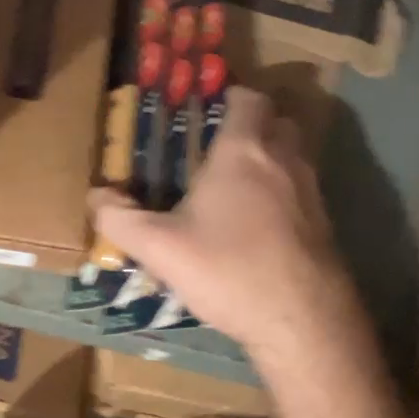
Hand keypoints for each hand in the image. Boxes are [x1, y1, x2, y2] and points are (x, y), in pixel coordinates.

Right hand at [89, 87, 364, 365]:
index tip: (207, 109)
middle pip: (277, 120)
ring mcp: (310, 191)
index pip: (248, 99)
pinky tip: (257, 224)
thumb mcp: (159, 248)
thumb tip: (95, 196)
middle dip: (253, 124)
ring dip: (270, 157)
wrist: (303, 320)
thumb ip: (119, 218)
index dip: (230, 96)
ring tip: (235, 184)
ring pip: (294, 155)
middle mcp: (283, 159)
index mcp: (242, 151)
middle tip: (219, 145)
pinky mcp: (324, 224)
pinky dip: (282, 192)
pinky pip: (302, 190)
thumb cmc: (228, 270)